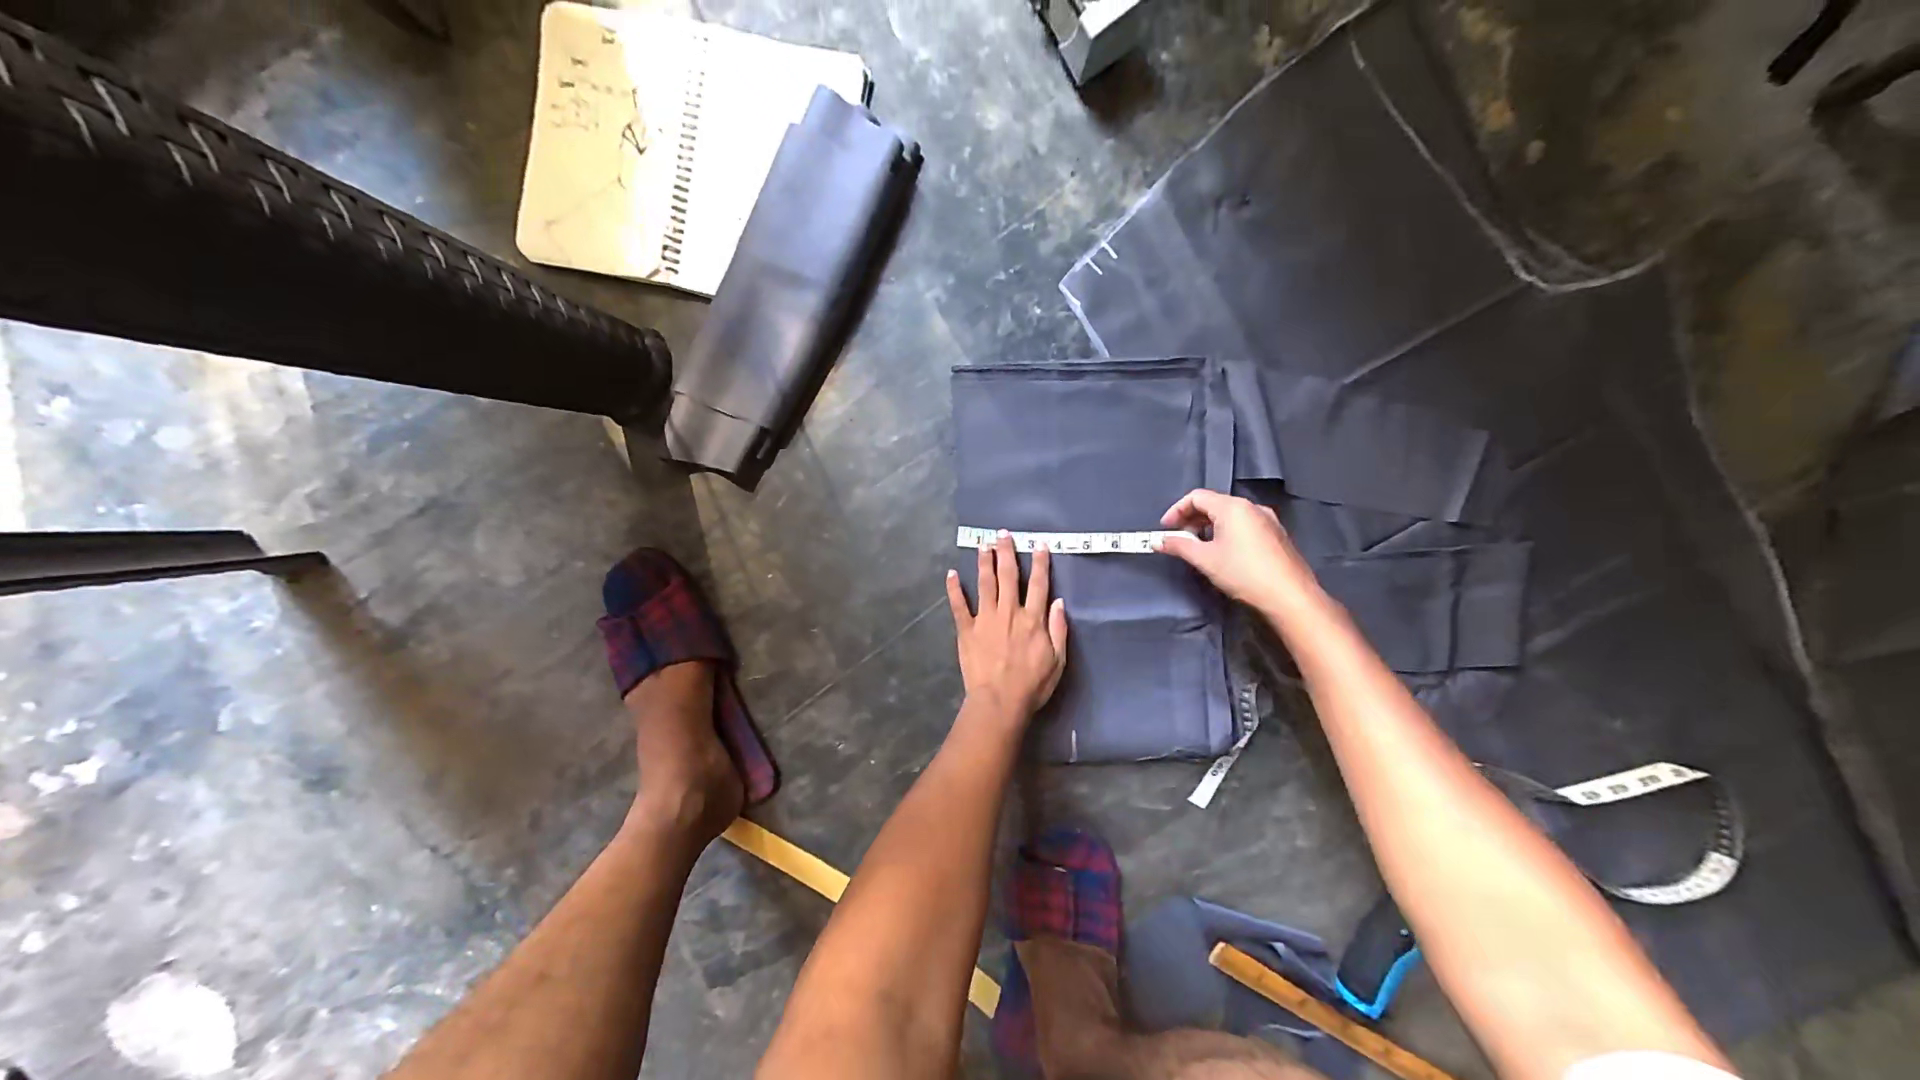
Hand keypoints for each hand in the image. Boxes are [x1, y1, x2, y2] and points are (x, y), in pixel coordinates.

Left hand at [946, 532, 1068, 720]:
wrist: (1000, 701)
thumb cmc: (1032, 684)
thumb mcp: (1058, 660)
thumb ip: (1059, 629)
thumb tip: (1059, 602)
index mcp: (1033, 619)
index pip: (1038, 584)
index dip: (1040, 562)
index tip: (1038, 544)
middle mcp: (1009, 611)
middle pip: (1009, 575)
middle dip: (1007, 552)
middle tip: (1003, 534)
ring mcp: (986, 618)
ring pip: (985, 583)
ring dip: (984, 562)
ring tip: (983, 544)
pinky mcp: (967, 629)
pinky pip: (958, 605)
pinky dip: (954, 589)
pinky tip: (951, 574)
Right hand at [1154, 489, 1326, 618]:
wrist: (1289, 596)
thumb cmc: (1243, 573)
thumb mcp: (1204, 559)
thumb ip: (1178, 546)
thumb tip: (1157, 541)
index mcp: (1233, 507)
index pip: (1196, 497)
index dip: (1176, 511)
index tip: (1165, 529)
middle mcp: (1252, 507)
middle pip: (1214, 504)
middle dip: (1192, 519)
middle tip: (1180, 540)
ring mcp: (1268, 520)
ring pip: (1230, 515)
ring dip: (1209, 527)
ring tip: (1199, 548)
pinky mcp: (1276, 535)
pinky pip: (1245, 525)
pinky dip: (1227, 532)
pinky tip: (1224, 553)